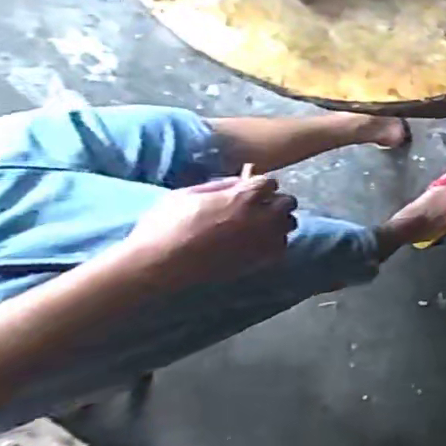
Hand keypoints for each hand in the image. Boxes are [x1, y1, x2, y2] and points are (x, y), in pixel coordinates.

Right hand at [121, 175, 296, 287]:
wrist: (156, 265)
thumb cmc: (163, 227)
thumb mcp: (183, 196)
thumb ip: (218, 185)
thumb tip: (240, 180)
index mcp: (245, 196)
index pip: (269, 182)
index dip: (258, 186)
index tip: (248, 192)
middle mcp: (264, 214)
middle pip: (287, 201)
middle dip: (273, 202)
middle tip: (255, 209)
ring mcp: (269, 236)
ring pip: (289, 222)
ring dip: (277, 221)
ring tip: (256, 227)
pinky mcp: (267, 256)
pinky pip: (282, 243)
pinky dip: (272, 241)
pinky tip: (253, 243)